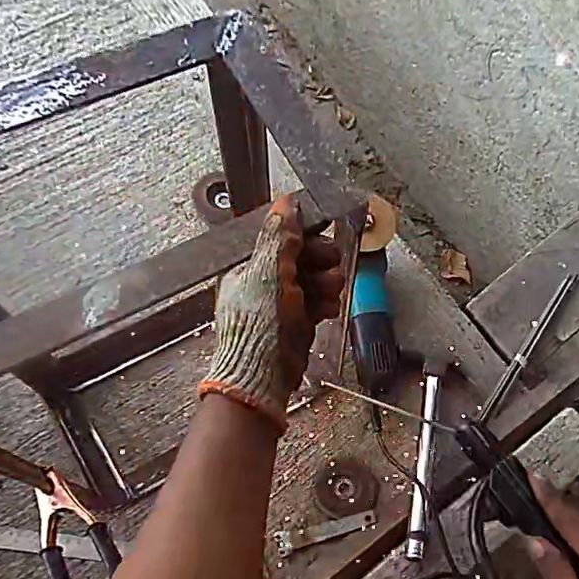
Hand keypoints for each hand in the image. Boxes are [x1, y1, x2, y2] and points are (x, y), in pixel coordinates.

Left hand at [198, 195, 343, 426]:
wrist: (262, 376)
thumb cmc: (259, 327)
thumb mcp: (269, 273)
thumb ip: (279, 238)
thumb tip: (285, 202)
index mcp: (249, 266)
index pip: (282, 238)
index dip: (305, 235)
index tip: (323, 236)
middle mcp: (263, 283)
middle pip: (301, 258)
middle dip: (320, 261)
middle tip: (330, 268)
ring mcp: (280, 305)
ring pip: (312, 281)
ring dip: (326, 283)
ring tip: (330, 292)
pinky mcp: (294, 325)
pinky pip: (315, 304)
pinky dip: (324, 304)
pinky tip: (328, 310)